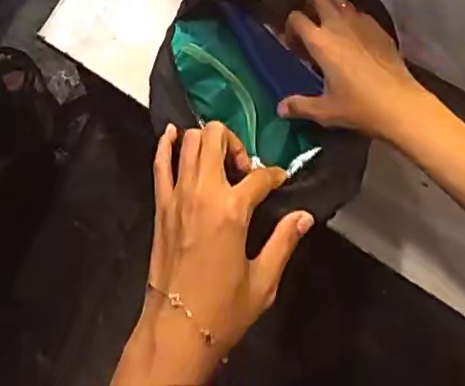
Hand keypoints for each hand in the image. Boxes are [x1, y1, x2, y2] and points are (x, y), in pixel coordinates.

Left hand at [113, 123, 312, 385]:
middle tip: (244, 169)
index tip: (280, 181)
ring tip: (219, 162)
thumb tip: (304, 216)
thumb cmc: (223, 309)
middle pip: (216, 136)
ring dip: (207, 141)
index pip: (259, 175)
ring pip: (189, 141)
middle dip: (235, 143)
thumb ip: (284, 242)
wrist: (176, 329)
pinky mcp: (160, 203)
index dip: (274, 175)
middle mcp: (203, 191)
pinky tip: (172, 135)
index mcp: (232, 209)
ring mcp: (178, 193)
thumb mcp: (263, 282)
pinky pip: (159, 162)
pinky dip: (165, 144)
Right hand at [277, 0, 433, 144]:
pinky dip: (354, 16)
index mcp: (321, 42)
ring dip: (333, 4)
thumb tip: (281, 108)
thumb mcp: (326, 111)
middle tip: (310, 15)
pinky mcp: (380, 29)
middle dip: (311, 0)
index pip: (297, 19)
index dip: (290, 26)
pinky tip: (357, 32)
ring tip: (331, 19)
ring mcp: (361, 24)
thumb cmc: (360, 107)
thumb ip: (300, 106)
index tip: (293, 41)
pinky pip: (361, 13)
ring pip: (342, 0)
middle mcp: (338, 25)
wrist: (402, 105)